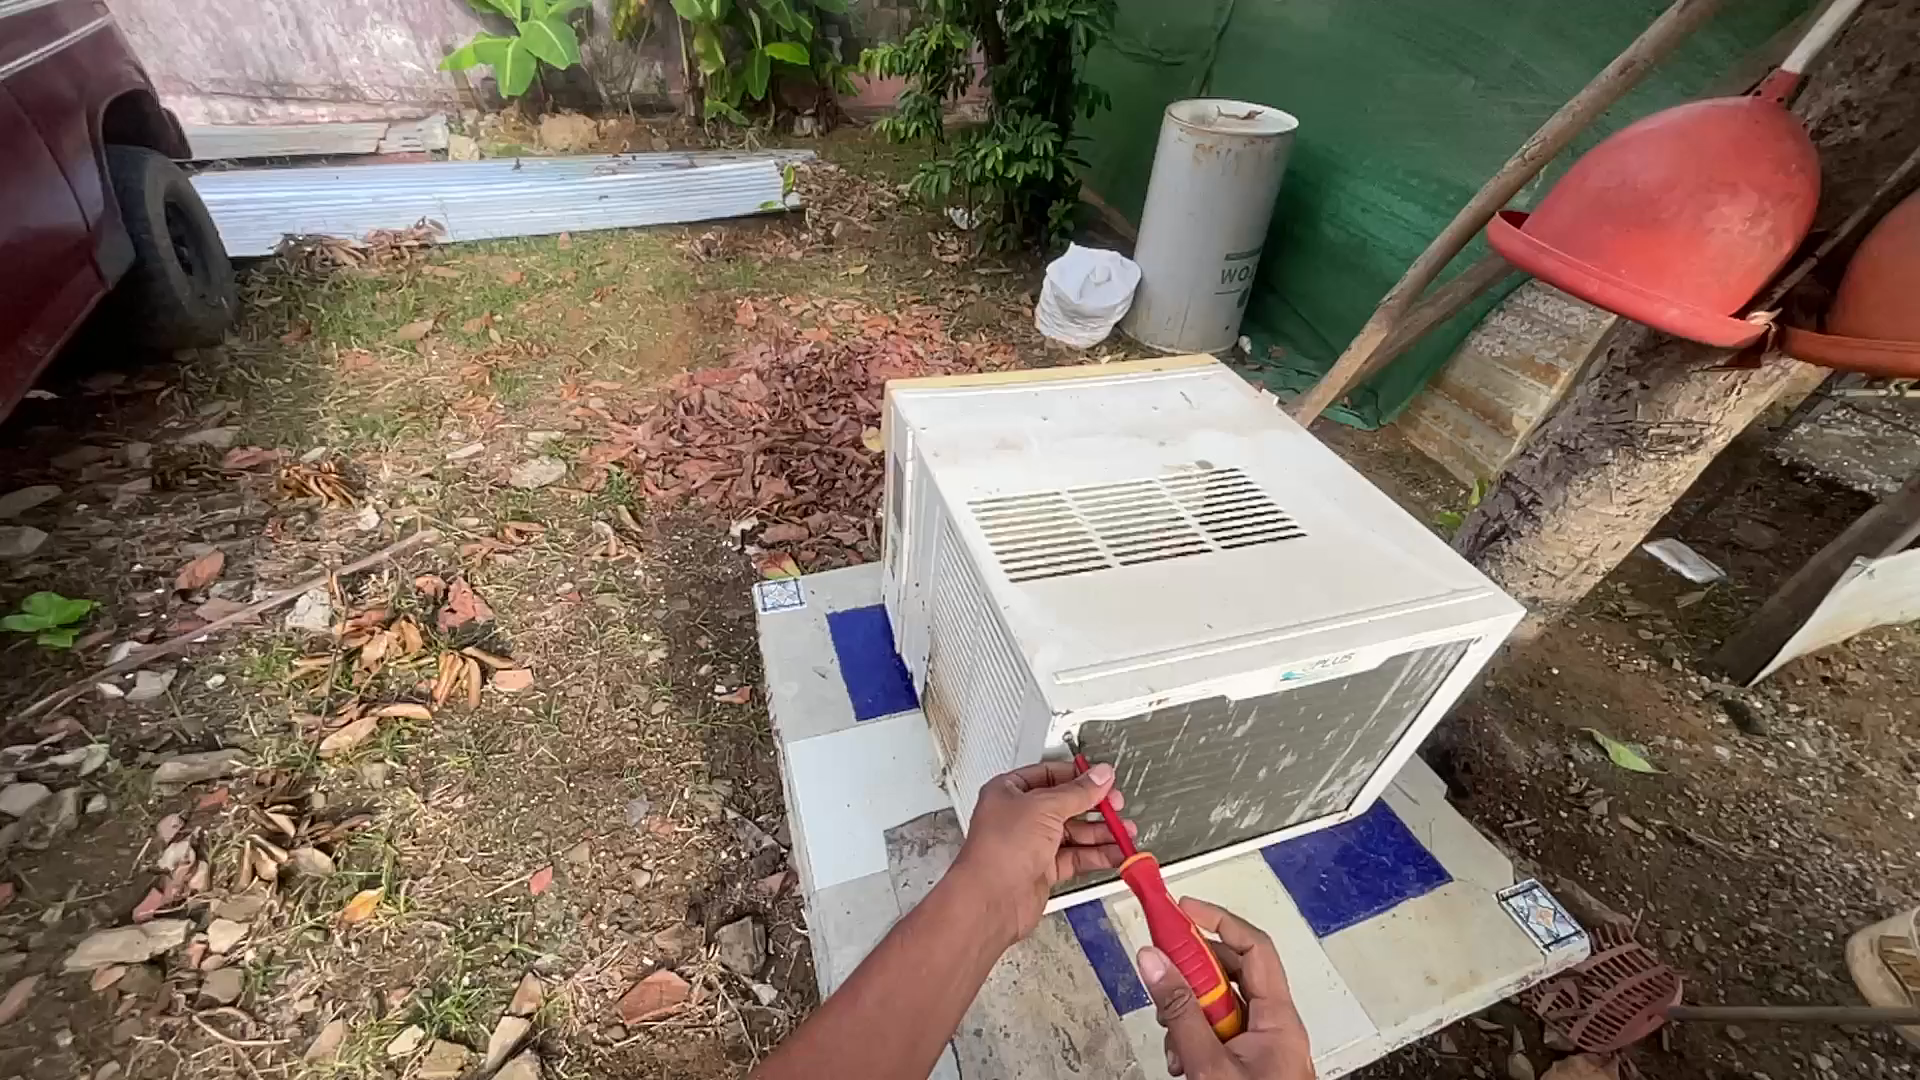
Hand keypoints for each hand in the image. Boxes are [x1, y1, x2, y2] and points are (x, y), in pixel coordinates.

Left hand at [950, 760, 1135, 946]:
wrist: (991, 901)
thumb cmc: (1000, 850)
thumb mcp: (1044, 808)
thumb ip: (1077, 792)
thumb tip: (1099, 776)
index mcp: (1010, 790)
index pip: (1050, 774)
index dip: (1078, 777)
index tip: (1103, 780)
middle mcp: (1019, 815)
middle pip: (1064, 805)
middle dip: (1094, 807)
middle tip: (1117, 808)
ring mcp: (1031, 843)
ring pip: (1072, 833)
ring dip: (1100, 833)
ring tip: (1125, 833)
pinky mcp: (1042, 869)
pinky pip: (1074, 857)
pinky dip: (1096, 855)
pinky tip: (1115, 854)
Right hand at [1140, 898, 1314, 1079]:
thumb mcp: (1210, 1066)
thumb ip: (1179, 1010)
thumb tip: (1154, 958)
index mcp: (1278, 1020)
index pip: (1253, 946)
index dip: (1218, 919)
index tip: (1182, 908)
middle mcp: (1274, 1027)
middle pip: (1230, 972)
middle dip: (1191, 972)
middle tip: (1163, 972)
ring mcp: (1262, 1048)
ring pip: (1219, 1003)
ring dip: (1188, 1011)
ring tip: (1173, 1038)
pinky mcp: (1247, 1065)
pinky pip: (1217, 1031)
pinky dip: (1193, 1035)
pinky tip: (1182, 1059)